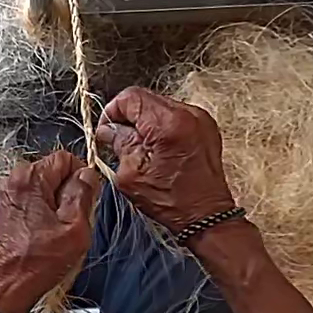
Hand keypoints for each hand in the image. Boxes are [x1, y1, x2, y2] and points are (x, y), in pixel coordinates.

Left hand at [0, 150, 102, 312]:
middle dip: (70, 190)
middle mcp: (15, 181)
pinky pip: (36, 200)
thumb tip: (88, 174)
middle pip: (55, 171)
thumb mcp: (75, 227)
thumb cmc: (38, 261)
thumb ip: (83, 194)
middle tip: (74, 219)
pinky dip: (47, 212)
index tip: (88, 196)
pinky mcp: (9, 209)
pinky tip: (49, 233)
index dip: (82, 174)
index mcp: (30, 178)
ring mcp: (10, 195)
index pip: (65, 157)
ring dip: (59, 204)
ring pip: (47, 187)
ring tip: (61, 229)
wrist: (9, 285)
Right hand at [94, 87, 238, 234]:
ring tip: (140, 146)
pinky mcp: (205, 126)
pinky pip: (174, 114)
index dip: (112, 112)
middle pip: (145, 98)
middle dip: (127, 117)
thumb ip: (118, 143)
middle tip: (119, 139)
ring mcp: (200, 119)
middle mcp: (188, 114)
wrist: (205, 215)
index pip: (131, 97)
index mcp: (168, 124)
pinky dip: (160, 126)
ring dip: (144, 121)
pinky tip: (156, 147)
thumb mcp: (131, 174)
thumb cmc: (171, 200)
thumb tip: (108, 129)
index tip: (107, 130)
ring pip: (159, 105)